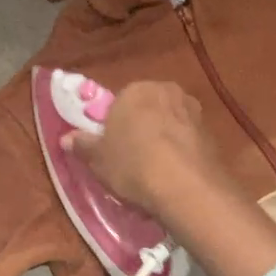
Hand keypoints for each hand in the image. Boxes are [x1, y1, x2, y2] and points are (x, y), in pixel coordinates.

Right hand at [65, 81, 230, 219]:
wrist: (184, 186)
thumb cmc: (132, 166)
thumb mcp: (99, 160)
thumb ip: (83, 146)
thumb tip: (66, 138)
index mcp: (134, 89)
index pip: (119, 102)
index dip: (114, 127)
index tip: (112, 149)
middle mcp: (165, 90)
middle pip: (147, 108)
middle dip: (140, 128)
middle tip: (133, 160)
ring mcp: (191, 109)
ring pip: (169, 122)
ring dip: (163, 139)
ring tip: (156, 170)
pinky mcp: (209, 131)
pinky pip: (187, 138)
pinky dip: (180, 151)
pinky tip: (174, 174)